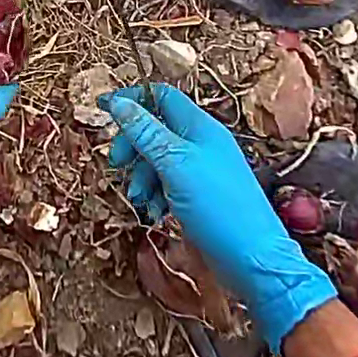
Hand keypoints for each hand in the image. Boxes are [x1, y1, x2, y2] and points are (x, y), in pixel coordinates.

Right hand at [104, 84, 336, 352]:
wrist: (255, 260)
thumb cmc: (217, 206)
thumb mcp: (175, 165)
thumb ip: (146, 132)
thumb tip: (118, 101)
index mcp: (199, 126)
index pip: (162, 96)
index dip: (133, 99)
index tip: (103, 108)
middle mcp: (201, 142)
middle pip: (155, 128)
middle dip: (133, 144)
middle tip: (116, 164)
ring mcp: (201, 169)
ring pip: (158, 159)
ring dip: (142, 174)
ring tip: (139, 198)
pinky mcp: (200, 195)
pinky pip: (168, 183)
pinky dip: (156, 194)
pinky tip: (155, 212)